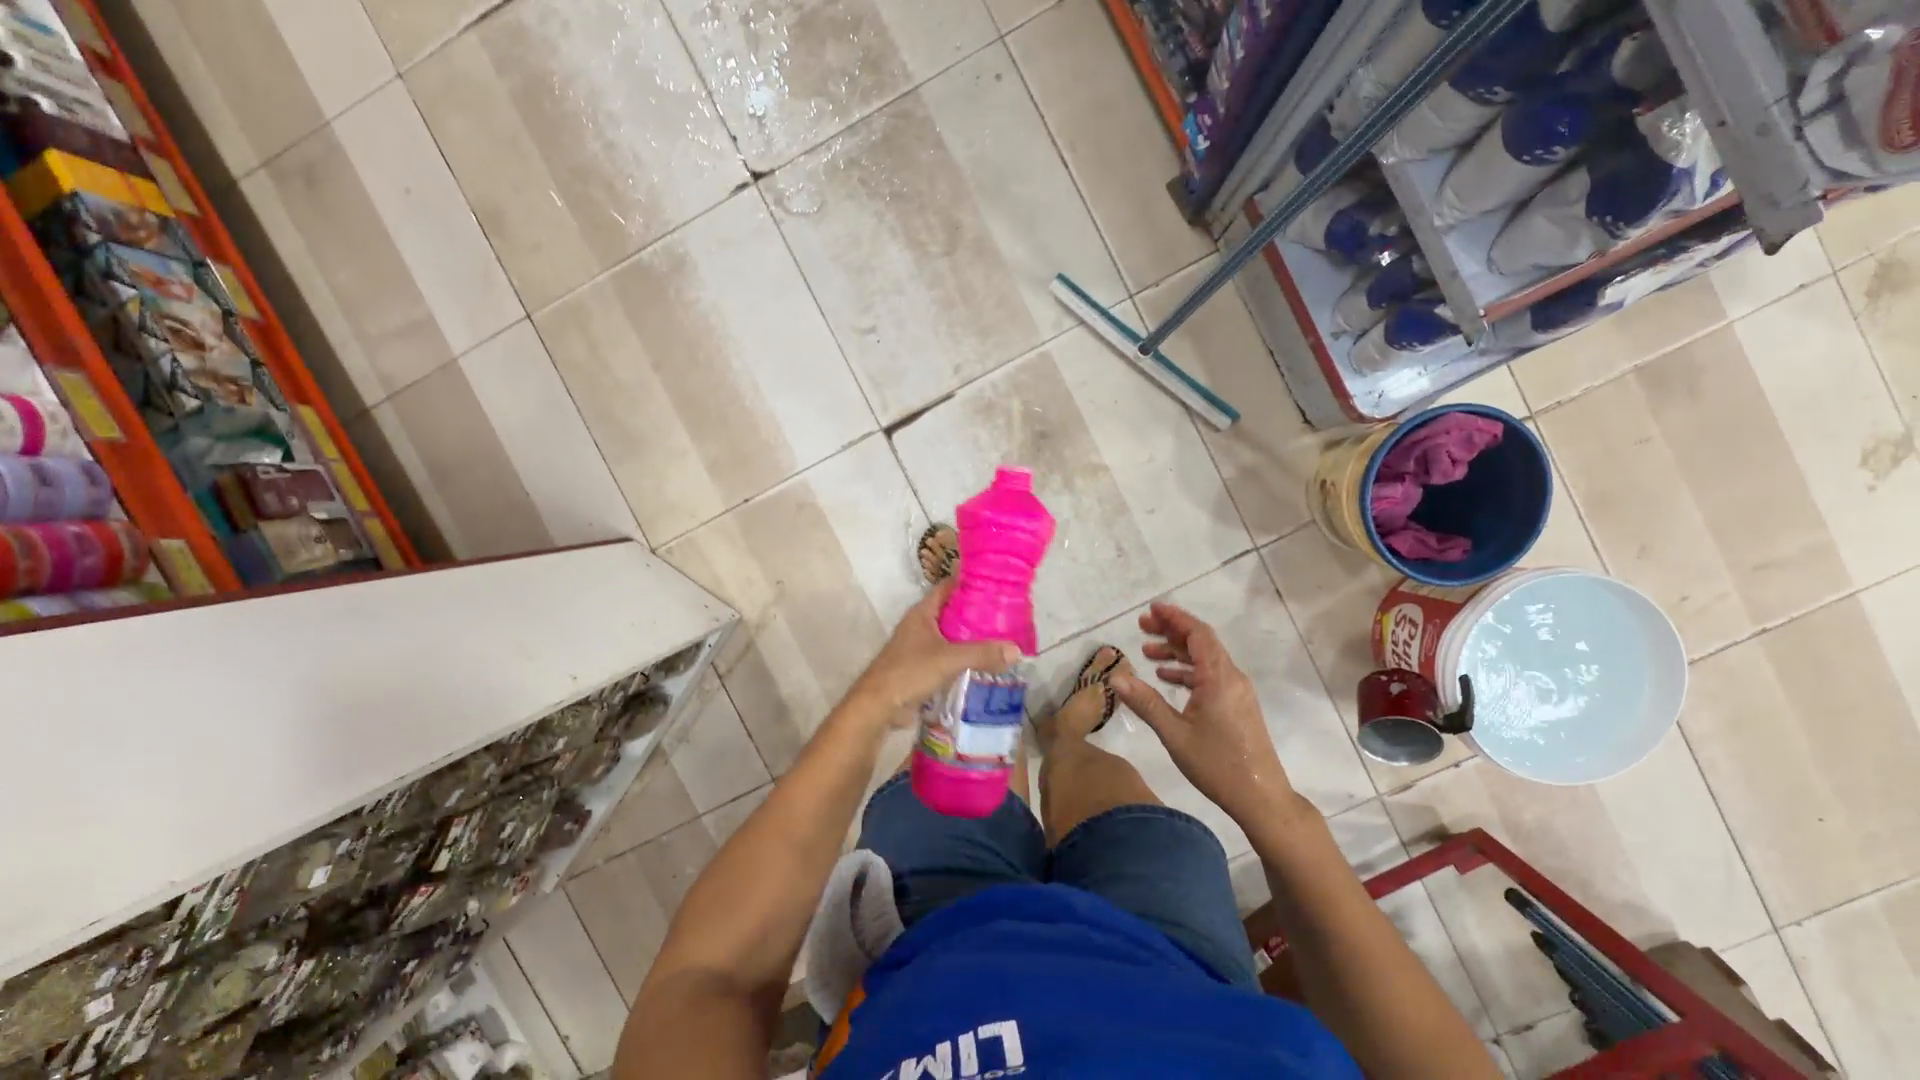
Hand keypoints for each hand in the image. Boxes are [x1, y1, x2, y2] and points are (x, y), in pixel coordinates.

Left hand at [845, 580, 1020, 727]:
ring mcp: (918, 648)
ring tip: (1001, 638)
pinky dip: (963, 659)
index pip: (948, 587)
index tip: (995, 584)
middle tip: (1005, 614)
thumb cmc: (909, 671)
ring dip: (971, 638)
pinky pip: (947, 657)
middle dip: (976, 613)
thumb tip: (1016, 651)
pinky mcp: (921, 669)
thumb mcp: (949, 659)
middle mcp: (919, 626)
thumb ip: (982, 654)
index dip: (969, 582)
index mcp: (921, 613)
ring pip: (950, 636)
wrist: (878, 706)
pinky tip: (984, 664)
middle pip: (952, 612)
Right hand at [1113, 602, 1294, 823]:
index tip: (1151, 609)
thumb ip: (1146, 702)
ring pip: (1206, 660)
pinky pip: (1211, 676)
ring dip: (1178, 653)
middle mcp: (1232, 678)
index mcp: (1218, 678)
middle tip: (1141, 627)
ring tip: (1147, 654)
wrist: (1260, 797)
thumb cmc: (1217, 765)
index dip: (1174, 618)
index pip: (1197, 634)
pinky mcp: (1238, 706)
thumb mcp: (1174, 734)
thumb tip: (1115, 677)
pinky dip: (1189, 672)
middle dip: (1171, 632)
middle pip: (1201, 643)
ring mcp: (1237, 692)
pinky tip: (1167, 679)